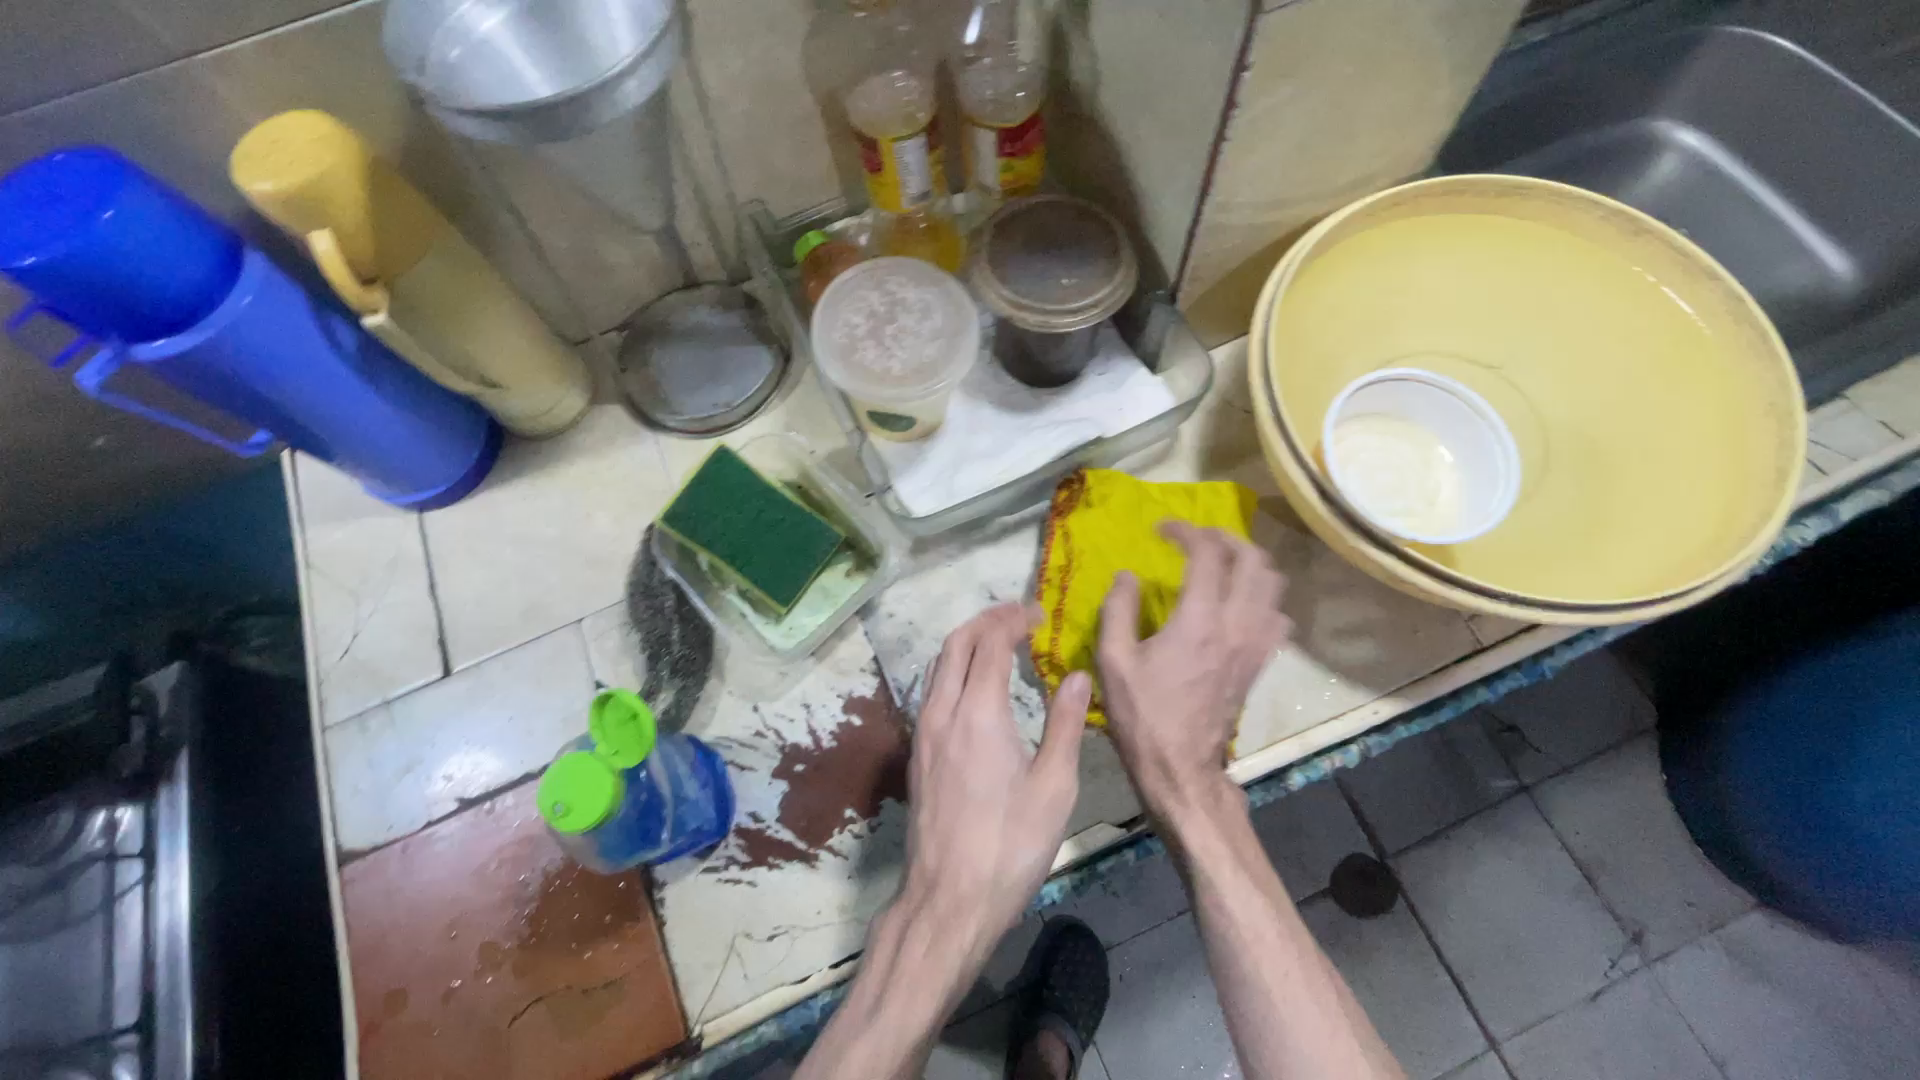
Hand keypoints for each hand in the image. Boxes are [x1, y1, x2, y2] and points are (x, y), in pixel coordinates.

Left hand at [901, 603, 1091, 959]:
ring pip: (939, 666)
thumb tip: (1078, 676)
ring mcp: (923, 734)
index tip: (1039, 613)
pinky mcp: (917, 754)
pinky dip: (955, 669)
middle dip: (986, 620)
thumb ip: (1066, 724)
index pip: (990, 643)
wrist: (948, 898)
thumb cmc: (1010, 846)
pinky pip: (933, 691)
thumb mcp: (1054, 788)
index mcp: (978, 713)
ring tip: (1000, 641)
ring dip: (967, 642)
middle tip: (1019, 615)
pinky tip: (978, 686)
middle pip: (955, 644)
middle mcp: (942, 712)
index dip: (1013, 619)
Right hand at [1096, 523, 1290, 820]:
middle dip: (1225, 538)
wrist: (1180, 765)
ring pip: (1273, 583)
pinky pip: (1277, 615)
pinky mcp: (1261, 661)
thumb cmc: (1142, 714)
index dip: (1185, 531)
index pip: (1206, 553)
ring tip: (1221, 563)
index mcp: (1199, 619)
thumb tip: (1128, 576)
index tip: (1163, 531)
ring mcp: (1255, 643)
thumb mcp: (1113, 660)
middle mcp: (1236, 624)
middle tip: (1197, 539)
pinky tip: (1240, 602)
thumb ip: (1118, 609)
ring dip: (1249, 562)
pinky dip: (1263, 596)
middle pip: (1252, 558)